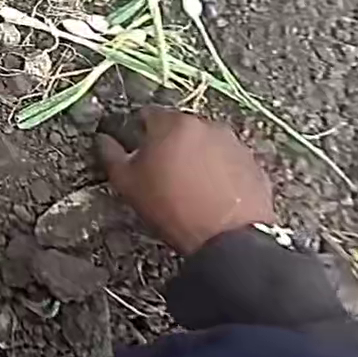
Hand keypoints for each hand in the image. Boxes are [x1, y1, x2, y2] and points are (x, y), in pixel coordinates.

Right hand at [97, 108, 275, 255]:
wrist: (231, 242)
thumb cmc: (172, 207)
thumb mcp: (127, 182)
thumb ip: (110, 153)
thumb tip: (102, 138)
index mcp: (172, 123)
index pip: (147, 114)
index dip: (138, 133)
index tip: (138, 153)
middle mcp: (206, 125)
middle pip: (179, 127)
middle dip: (169, 142)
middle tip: (163, 170)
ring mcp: (234, 144)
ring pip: (205, 142)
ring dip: (195, 154)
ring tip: (191, 184)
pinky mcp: (255, 165)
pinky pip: (228, 160)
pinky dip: (219, 169)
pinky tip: (212, 192)